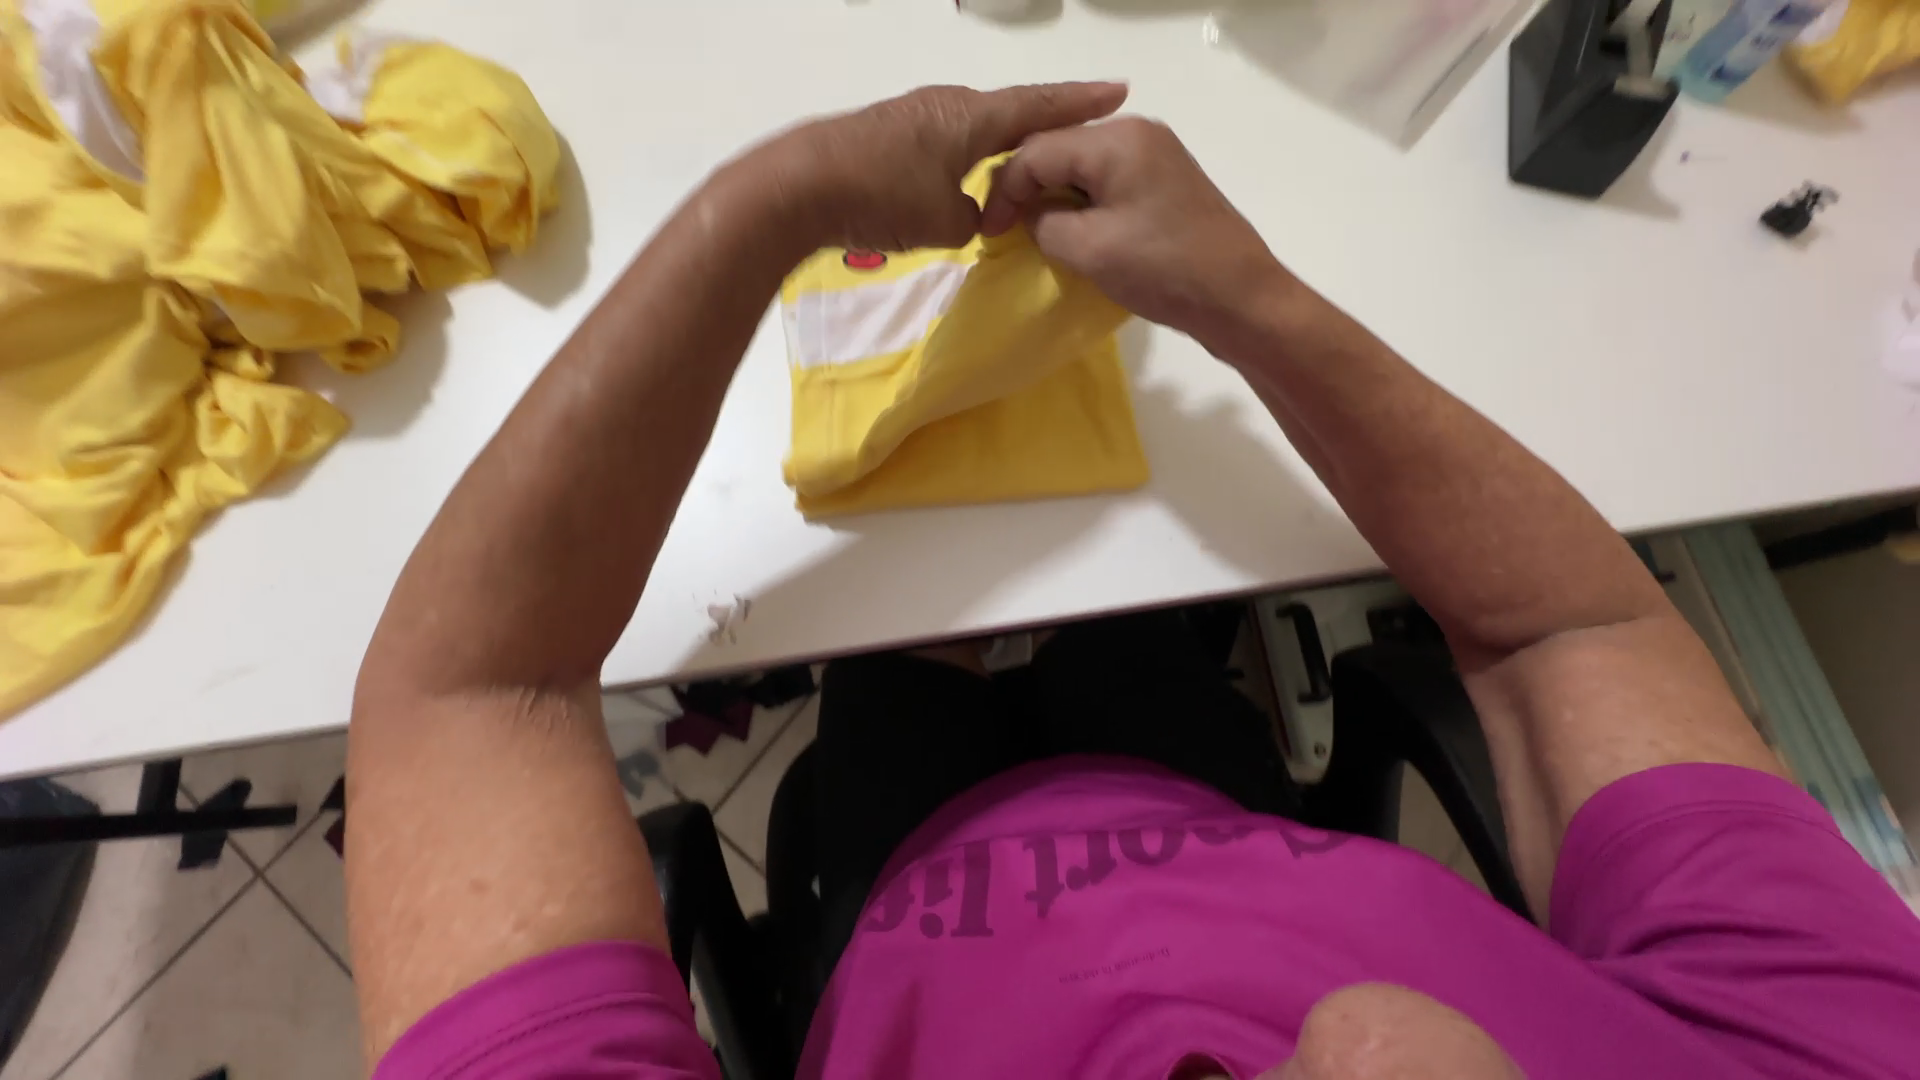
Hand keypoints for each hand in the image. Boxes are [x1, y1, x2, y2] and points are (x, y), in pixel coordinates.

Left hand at [761, 82, 1127, 252]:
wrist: (801, 187)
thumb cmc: (882, 196)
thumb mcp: (945, 221)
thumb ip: (972, 216)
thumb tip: (969, 212)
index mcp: (971, 118)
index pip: (1039, 107)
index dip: (1080, 103)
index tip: (1118, 92)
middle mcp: (947, 106)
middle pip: (1009, 113)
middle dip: (1044, 126)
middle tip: (1077, 136)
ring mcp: (915, 117)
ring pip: (975, 131)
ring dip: (1001, 148)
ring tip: (1022, 166)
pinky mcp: (889, 136)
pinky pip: (946, 145)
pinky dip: (966, 160)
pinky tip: (964, 179)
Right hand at [978, 118, 1299, 357]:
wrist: (1238, 298)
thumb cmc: (1162, 270)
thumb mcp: (1089, 249)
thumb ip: (1045, 223)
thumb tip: (1032, 213)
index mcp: (1116, 140)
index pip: (1036, 150)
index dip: (1004, 191)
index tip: (988, 234)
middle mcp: (1136, 134)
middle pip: (1060, 150)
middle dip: (1026, 190)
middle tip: (1005, 232)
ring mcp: (1155, 158)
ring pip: (1082, 168)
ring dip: (1053, 199)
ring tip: (1034, 236)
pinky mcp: (1165, 185)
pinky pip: (1107, 184)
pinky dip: (1081, 205)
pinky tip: (1071, 234)